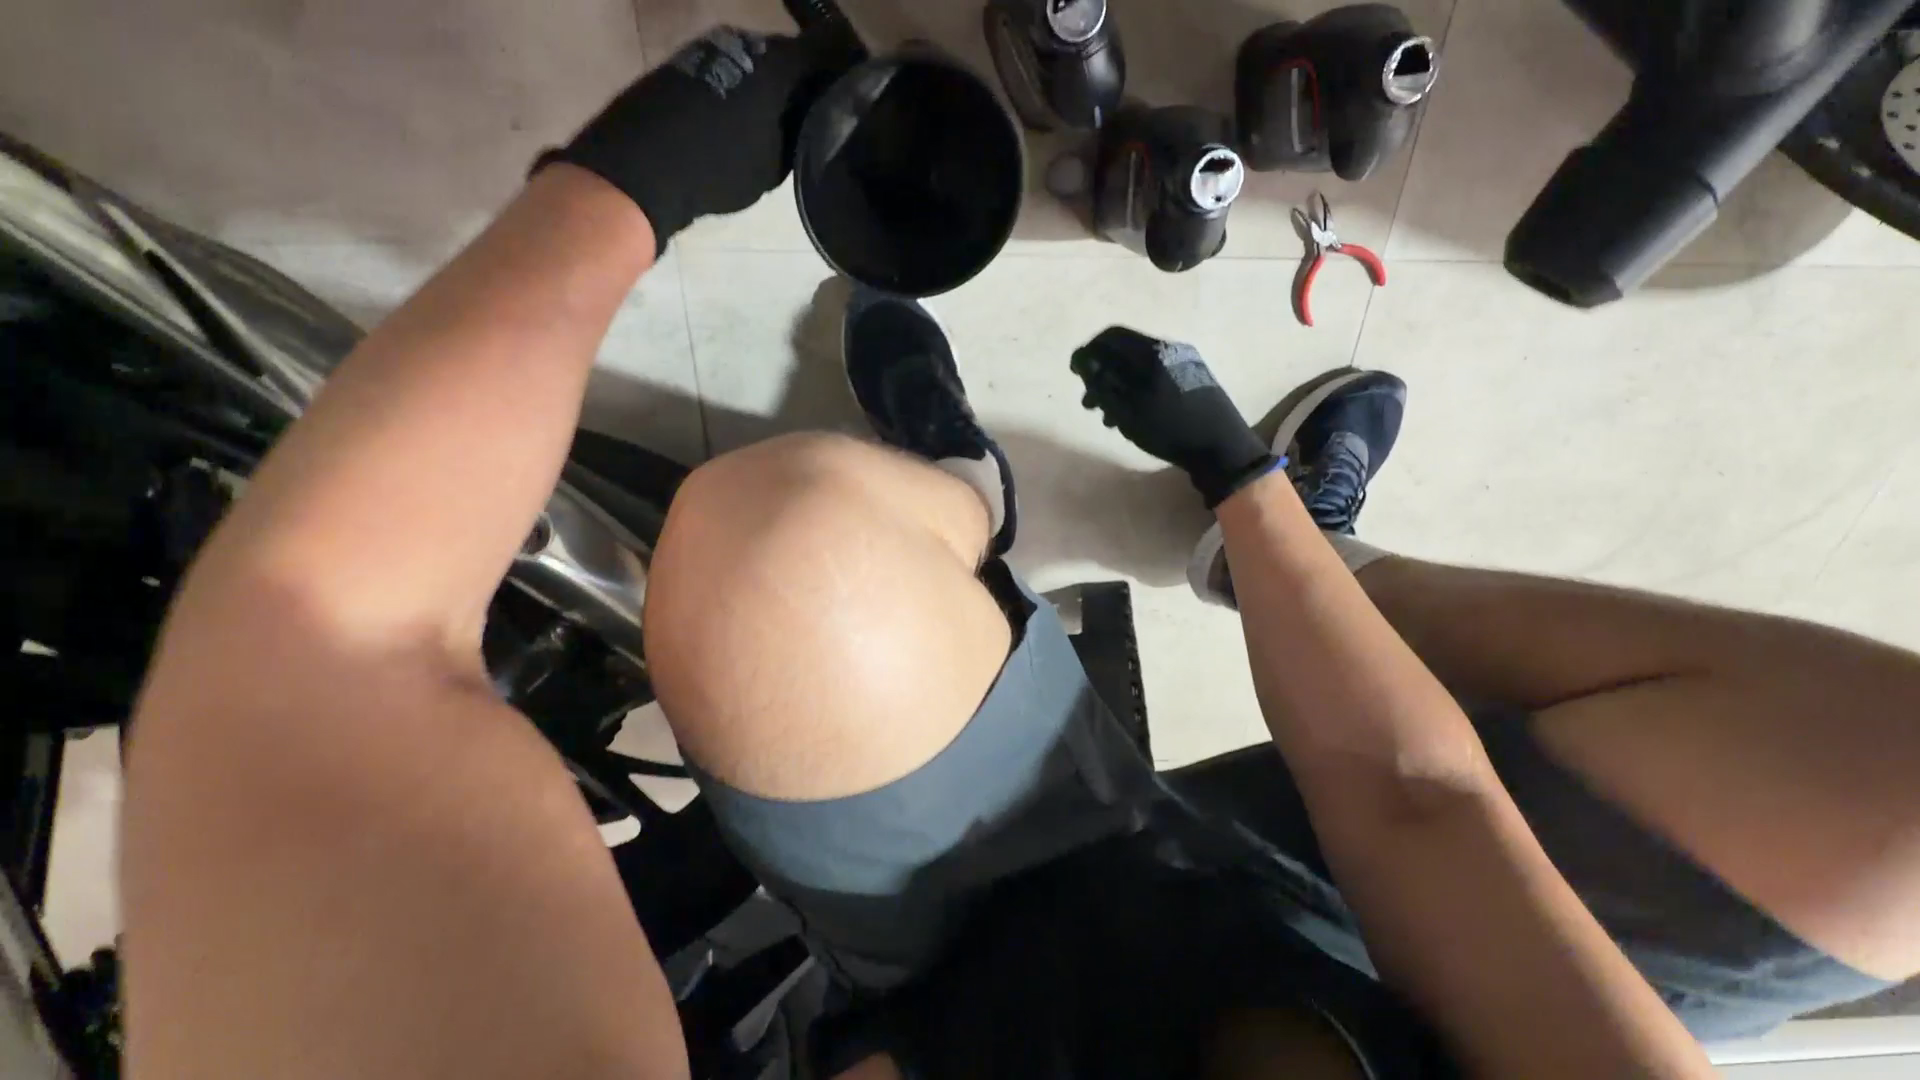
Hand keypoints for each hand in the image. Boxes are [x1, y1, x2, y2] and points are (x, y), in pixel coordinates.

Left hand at [541, 27, 844, 253]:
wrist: (639, 168)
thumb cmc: (718, 167)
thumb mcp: (776, 161)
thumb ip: (800, 132)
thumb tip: (811, 117)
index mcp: (778, 62)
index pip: (827, 49)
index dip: (843, 70)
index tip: (853, 95)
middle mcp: (745, 41)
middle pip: (789, 55)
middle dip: (804, 81)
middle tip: (814, 116)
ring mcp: (709, 48)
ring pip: (757, 63)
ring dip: (770, 87)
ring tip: (777, 124)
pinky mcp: (683, 64)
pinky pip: (728, 71)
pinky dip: (741, 90)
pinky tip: (739, 122)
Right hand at [1071, 326, 1279, 507]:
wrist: (1222, 447)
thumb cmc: (1169, 427)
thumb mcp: (1126, 409)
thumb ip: (1101, 382)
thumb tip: (1084, 360)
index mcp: (1152, 351)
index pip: (1111, 336)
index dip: (1088, 352)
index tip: (1076, 375)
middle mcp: (1169, 349)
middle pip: (1125, 352)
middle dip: (1102, 375)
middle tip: (1089, 403)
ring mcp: (1185, 363)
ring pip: (1139, 369)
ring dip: (1118, 388)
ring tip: (1108, 417)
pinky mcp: (1194, 379)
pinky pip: (1156, 378)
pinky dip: (1137, 392)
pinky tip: (1134, 416)